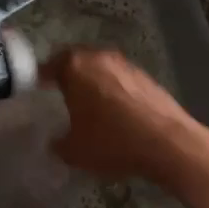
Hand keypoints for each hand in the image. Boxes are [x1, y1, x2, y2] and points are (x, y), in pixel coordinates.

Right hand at [42, 45, 190, 179]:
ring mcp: (123, 63)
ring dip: (93, 82)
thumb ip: (58, 144)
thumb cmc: (114, 142)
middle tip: (63, 97)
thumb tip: (54, 142)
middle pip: (75, 61)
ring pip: (99, 68)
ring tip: (92, 106)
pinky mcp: (145, 75)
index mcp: (73, 66)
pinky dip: (114, 90)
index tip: (38, 91)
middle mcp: (97, 56)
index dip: (41, 80)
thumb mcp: (76, 152)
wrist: (170, 144)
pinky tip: (118, 113)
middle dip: (68, 77)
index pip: (48, 66)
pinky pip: (120, 78)